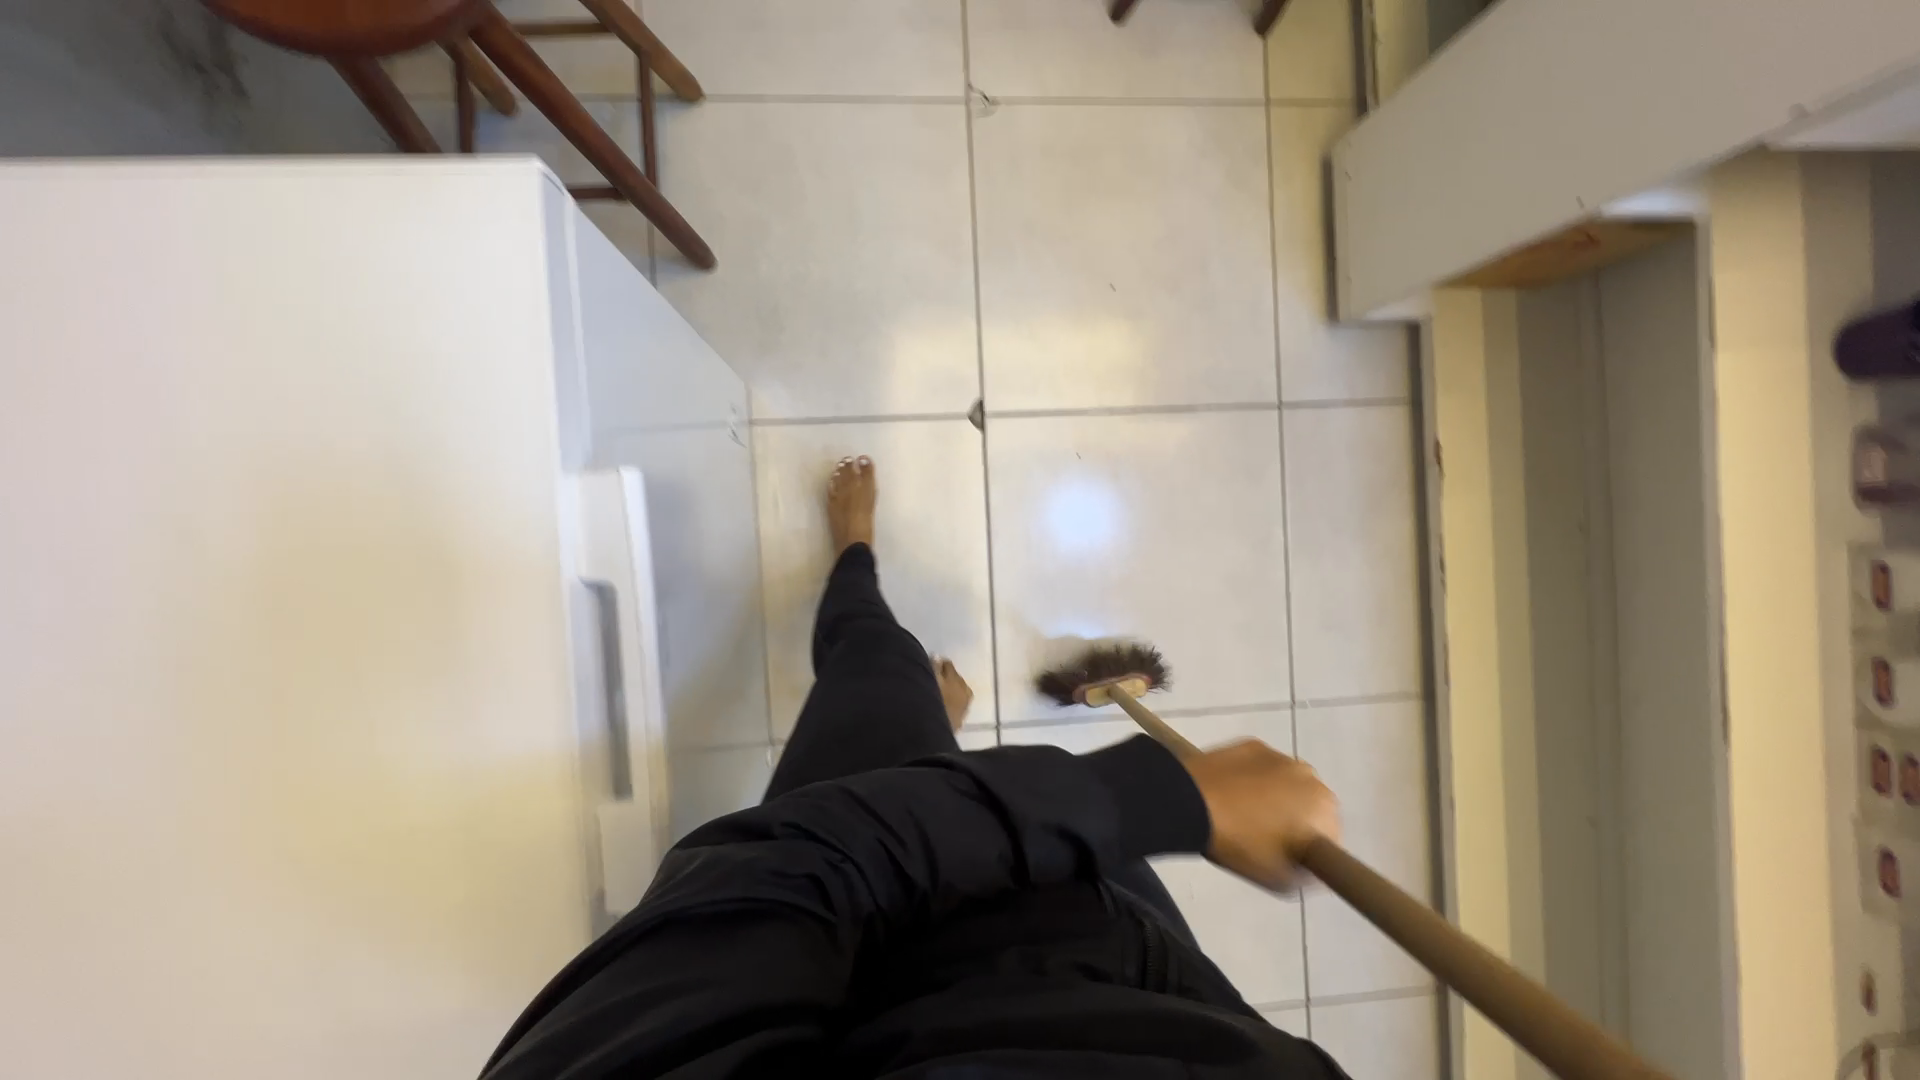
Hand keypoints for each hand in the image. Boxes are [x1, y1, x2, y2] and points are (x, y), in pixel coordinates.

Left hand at [1183, 740, 1339, 890]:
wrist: (1190, 801)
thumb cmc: (1239, 843)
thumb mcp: (1280, 879)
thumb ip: (1307, 876)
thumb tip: (1310, 869)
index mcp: (1324, 808)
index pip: (1331, 838)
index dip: (1313, 852)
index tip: (1289, 858)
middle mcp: (1310, 775)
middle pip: (1313, 806)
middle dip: (1297, 821)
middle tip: (1266, 837)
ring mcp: (1279, 754)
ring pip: (1289, 783)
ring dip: (1277, 796)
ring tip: (1245, 812)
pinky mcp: (1252, 743)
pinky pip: (1263, 767)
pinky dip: (1255, 777)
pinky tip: (1233, 790)